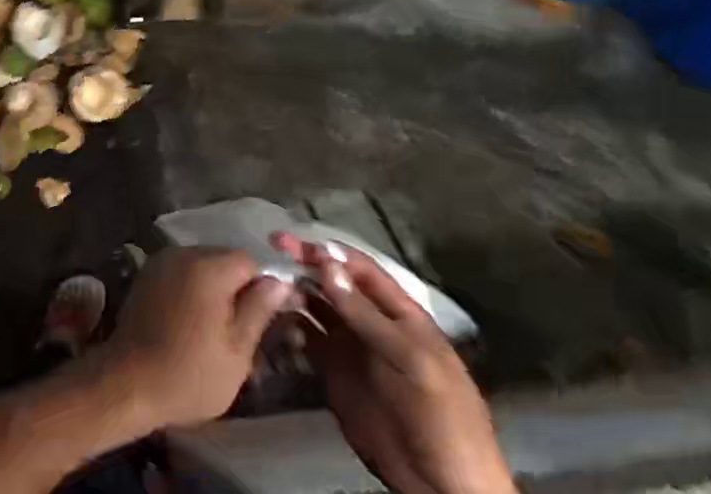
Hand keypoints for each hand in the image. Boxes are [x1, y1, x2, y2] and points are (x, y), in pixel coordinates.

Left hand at [102, 246, 291, 429]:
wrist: (125, 386)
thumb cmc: (187, 374)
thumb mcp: (236, 351)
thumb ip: (260, 310)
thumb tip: (281, 282)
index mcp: (210, 267)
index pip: (251, 260)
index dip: (264, 284)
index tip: (267, 313)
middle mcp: (185, 253)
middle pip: (226, 258)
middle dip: (238, 285)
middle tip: (243, 323)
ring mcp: (162, 262)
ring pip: (203, 264)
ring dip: (215, 286)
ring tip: (217, 324)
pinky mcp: (147, 275)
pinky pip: (182, 272)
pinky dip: (192, 288)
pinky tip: (192, 318)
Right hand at [274, 233, 514, 493]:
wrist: (444, 482)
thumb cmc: (440, 411)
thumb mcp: (409, 357)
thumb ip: (366, 314)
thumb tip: (326, 265)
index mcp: (396, 309)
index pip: (358, 268)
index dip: (327, 252)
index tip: (292, 241)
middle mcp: (369, 321)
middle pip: (333, 283)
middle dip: (304, 266)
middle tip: (271, 252)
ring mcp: (351, 348)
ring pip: (316, 309)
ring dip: (294, 294)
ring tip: (267, 286)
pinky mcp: (335, 375)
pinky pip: (309, 343)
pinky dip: (292, 330)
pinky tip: (277, 323)